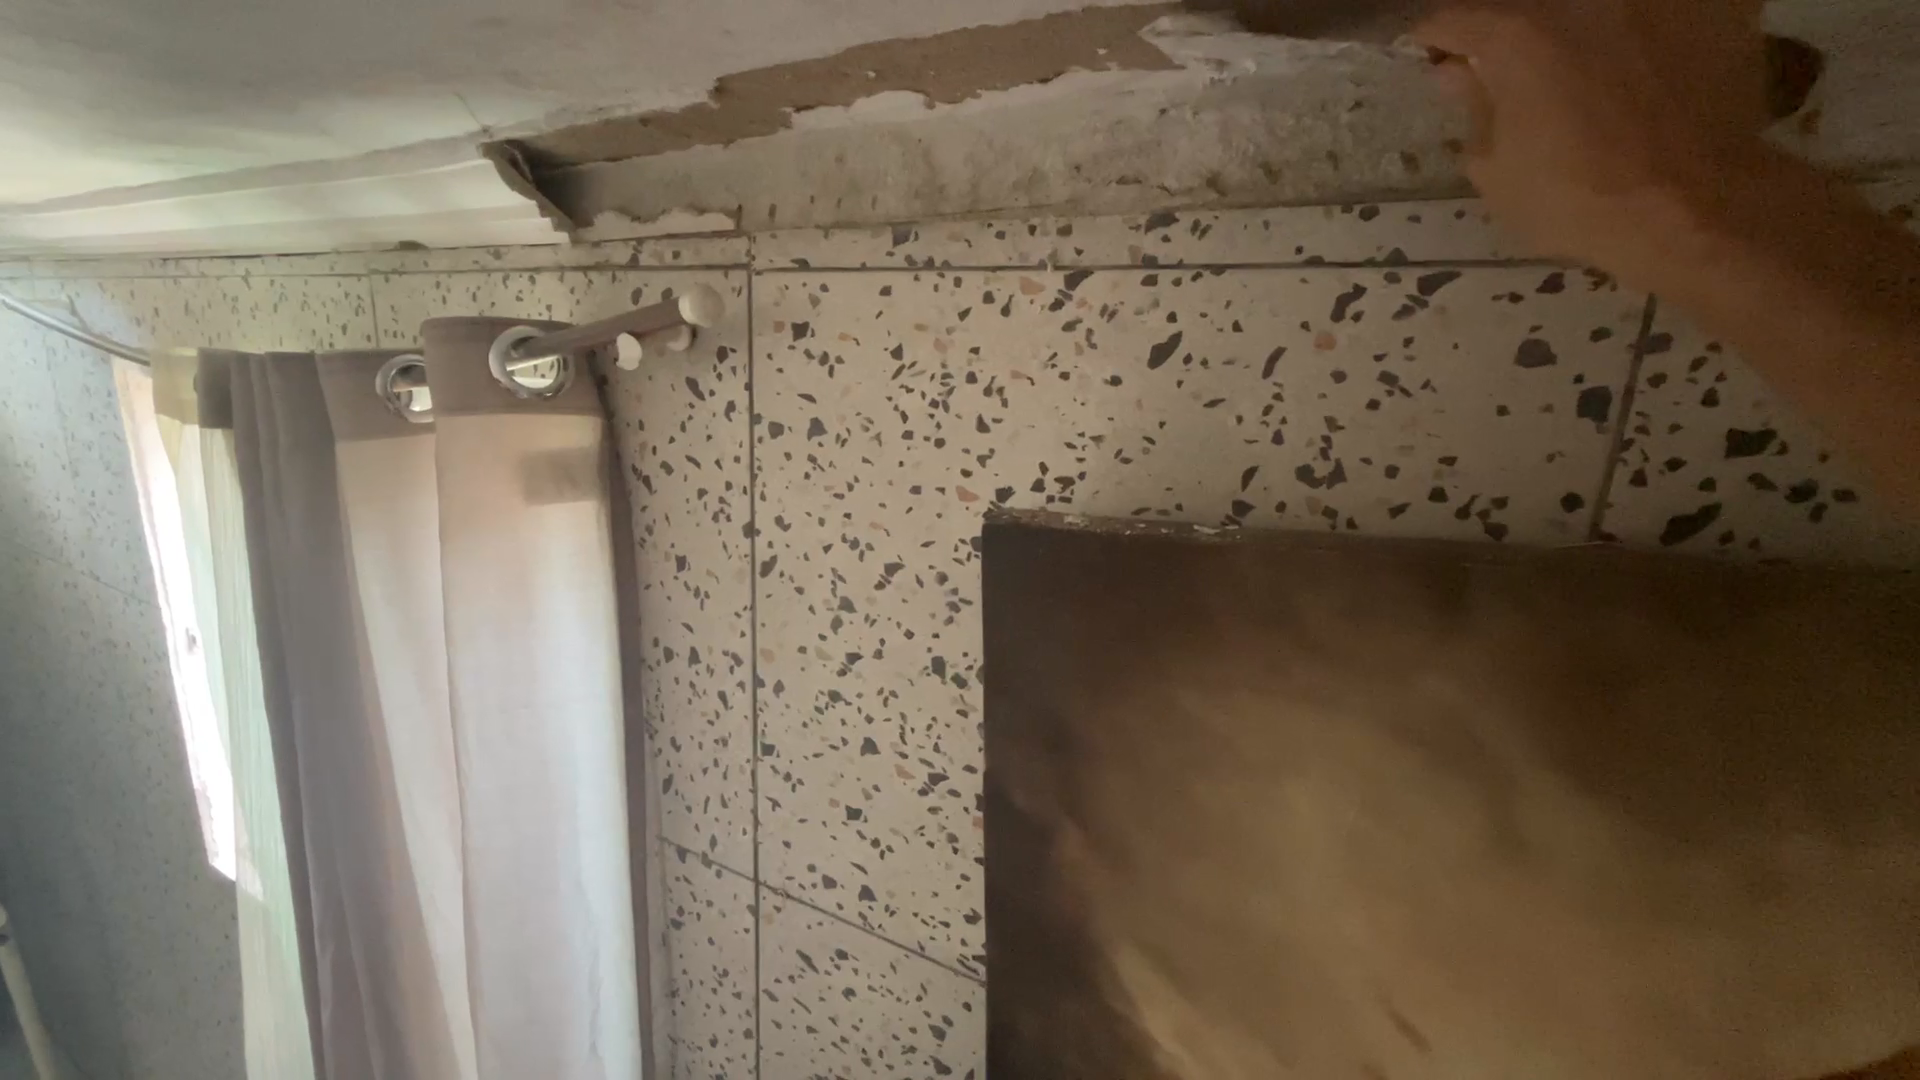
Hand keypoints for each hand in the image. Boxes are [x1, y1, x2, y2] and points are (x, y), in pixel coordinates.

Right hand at [1414, 0, 1770, 277]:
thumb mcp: (1494, 168)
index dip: (1433, 36)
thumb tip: (1456, 71)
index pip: (1454, 18)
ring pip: (1589, 8)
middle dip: (1498, 28)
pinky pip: (1657, 7)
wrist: (1687, 204)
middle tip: (1488, 61)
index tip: (1425, 51)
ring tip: (1567, 72)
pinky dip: (1638, 25)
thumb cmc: (1570, 199)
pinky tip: (1635, 59)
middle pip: (1524, 4)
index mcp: (1518, 37)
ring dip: (1569, 28)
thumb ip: (1474, 106)